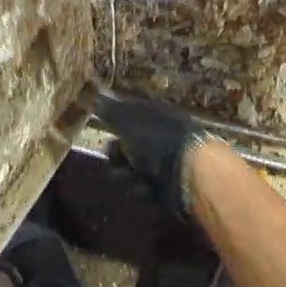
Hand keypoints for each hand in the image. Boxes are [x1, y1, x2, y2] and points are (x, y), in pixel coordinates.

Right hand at [92, 84, 210, 219]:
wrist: (191, 177)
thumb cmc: (158, 142)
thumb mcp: (129, 122)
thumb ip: (111, 112)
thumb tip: (95, 98)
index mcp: (158, 115)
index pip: (132, 113)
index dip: (115, 119)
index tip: (101, 127)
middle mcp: (164, 136)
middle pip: (131, 143)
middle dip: (118, 152)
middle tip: (112, 156)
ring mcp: (168, 163)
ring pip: (135, 167)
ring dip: (126, 173)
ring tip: (125, 176)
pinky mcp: (169, 188)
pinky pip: (146, 186)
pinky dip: (142, 188)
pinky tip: (144, 188)